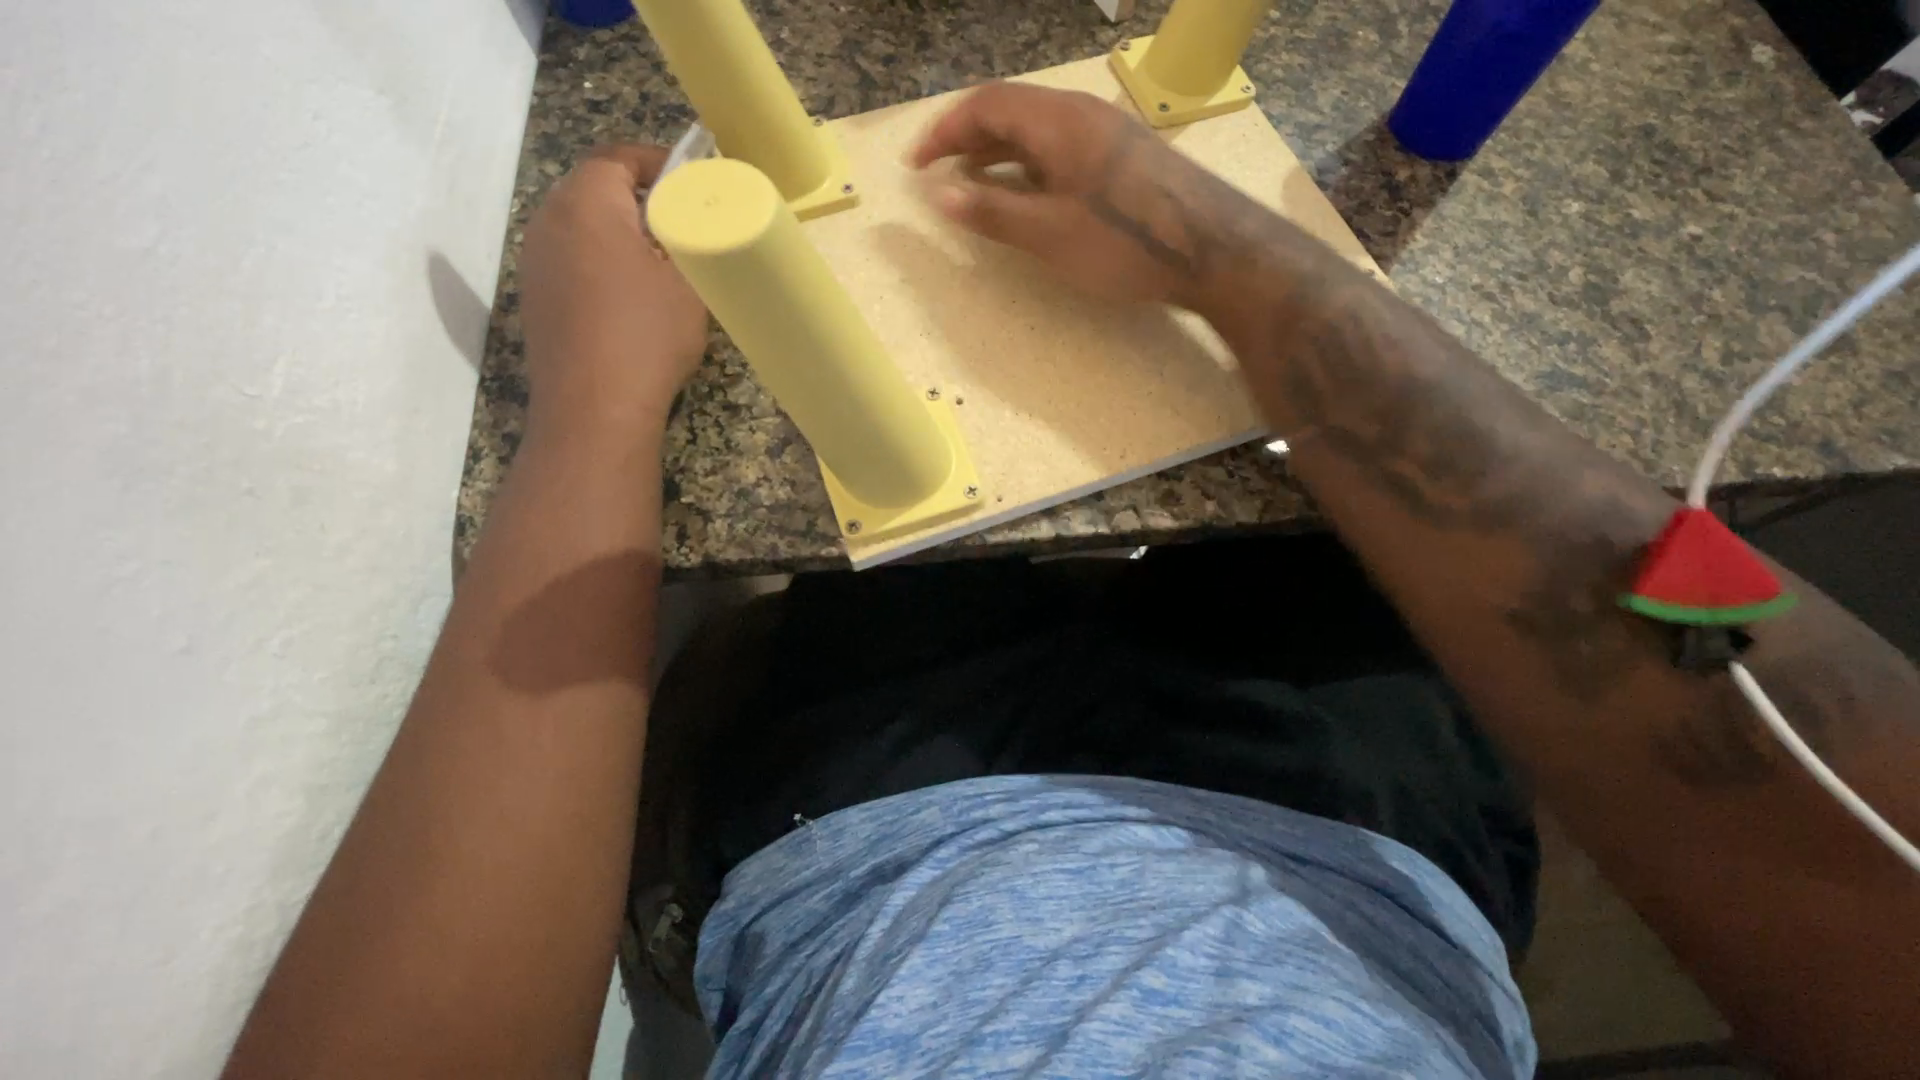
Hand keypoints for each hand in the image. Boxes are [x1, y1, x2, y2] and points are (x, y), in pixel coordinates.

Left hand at [519, 145, 709, 440]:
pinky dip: (601, 264)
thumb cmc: (646, 335)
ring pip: (581, 228)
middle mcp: (548, 222)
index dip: (658, 162)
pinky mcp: (536, 299)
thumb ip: (689, 238)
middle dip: (639, 198)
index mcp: (585, 203)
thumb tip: (685, 222)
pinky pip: (571, 262)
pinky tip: (631, 298)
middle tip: (682, 221)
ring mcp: (535, 263)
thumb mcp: (688, 282)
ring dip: (619, 234)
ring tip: (662, 262)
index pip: (617, 157)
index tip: (692, 180)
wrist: (593, 409)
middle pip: (595, 189)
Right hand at [909, 82, 1218, 308]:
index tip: (916, 164)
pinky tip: (1025, 192)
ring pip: (1037, 129)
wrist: (1212, 251)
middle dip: (967, 137)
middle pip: (1010, 110)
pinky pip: (1060, 147)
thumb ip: (992, 211)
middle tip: (939, 171)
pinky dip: (1028, 164)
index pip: (986, 105)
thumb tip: (940, 194)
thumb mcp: (1049, 233)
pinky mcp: (1121, 158)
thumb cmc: (1125, 243)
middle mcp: (1080, 115)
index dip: (944, 131)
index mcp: (1057, 121)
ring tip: (971, 181)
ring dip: (997, 151)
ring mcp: (1105, 134)